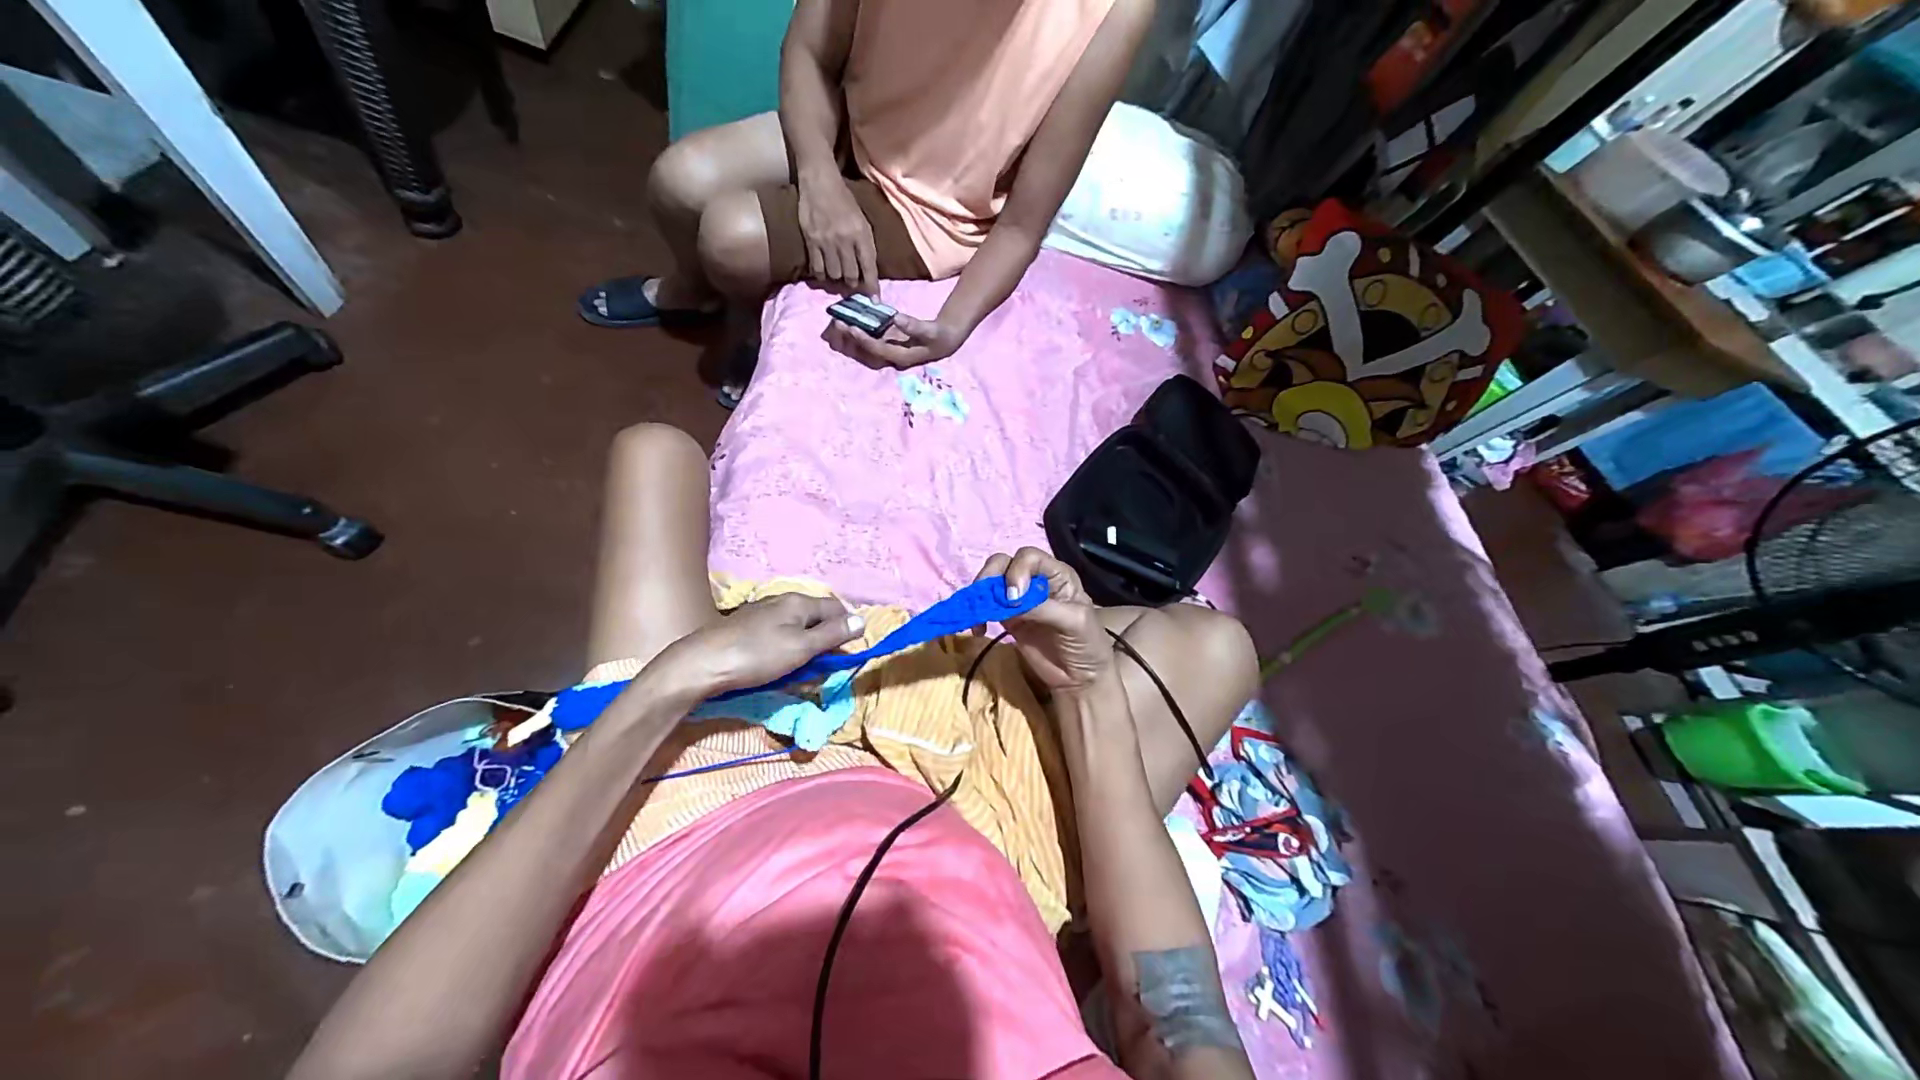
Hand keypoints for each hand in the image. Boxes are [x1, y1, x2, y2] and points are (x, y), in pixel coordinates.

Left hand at [651, 593, 864, 701]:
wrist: (700, 664)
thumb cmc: (756, 656)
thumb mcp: (802, 648)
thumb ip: (833, 634)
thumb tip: (862, 620)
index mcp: (798, 601)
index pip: (836, 607)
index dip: (847, 628)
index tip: (849, 654)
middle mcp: (781, 601)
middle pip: (815, 618)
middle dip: (825, 641)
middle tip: (825, 668)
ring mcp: (761, 613)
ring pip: (796, 628)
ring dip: (805, 649)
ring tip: (801, 672)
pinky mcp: (745, 628)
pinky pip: (778, 636)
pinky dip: (785, 650)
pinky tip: (777, 667)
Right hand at [796, 172, 878, 295]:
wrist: (820, 181)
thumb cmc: (844, 201)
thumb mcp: (862, 221)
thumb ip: (865, 245)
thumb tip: (867, 271)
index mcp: (862, 234)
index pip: (869, 267)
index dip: (872, 287)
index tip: (875, 301)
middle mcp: (845, 240)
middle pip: (850, 276)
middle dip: (853, 285)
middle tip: (852, 287)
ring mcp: (827, 241)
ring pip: (834, 274)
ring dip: (837, 281)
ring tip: (838, 278)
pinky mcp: (811, 241)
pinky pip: (817, 268)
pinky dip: (821, 276)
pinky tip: (824, 274)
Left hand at [827, 313, 965, 369]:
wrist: (944, 340)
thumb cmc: (938, 336)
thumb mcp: (931, 331)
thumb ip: (914, 326)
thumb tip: (896, 318)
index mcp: (900, 356)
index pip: (877, 349)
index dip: (863, 340)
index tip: (851, 328)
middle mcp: (890, 356)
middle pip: (865, 351)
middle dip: (850, 339)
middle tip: (836, 323)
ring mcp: (887, 349)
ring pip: (864, 346)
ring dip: (850, 337)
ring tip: (837, 322)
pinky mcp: (887, 342)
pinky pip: (868, 338)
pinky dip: (858, 331)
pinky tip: (849, 320)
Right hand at [975, 548, 1112, 692]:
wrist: (1080, 677)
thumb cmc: (1087, 644)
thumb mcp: (1074, 622)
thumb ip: (1043, 607)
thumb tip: (1009, 601)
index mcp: (1057, 574)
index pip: (1029, 557)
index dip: (1017, 570)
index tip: (1014, 597)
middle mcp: (1036, 581)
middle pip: (1005, 563)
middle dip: (991, 575)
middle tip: (987, 599)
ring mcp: (1020, 600)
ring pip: (992, 582)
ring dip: (980, 594)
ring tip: (977, 614)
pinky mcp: (1009, 619)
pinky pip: (987, 608)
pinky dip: (977, 615)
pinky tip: (979, 630)